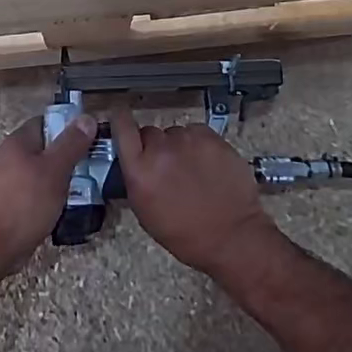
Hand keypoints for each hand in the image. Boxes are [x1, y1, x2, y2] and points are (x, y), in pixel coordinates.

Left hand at [0, 114, 95, 276]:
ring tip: (84, 187)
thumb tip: (87, 118)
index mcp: (19, 141)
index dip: (70, 126)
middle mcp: (11, 156)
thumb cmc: (25, 203)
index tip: (90, 139)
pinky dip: (52, 195)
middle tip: (92, 165)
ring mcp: (8, 181)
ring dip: (63, 178)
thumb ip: (72, 143)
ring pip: (44, 171)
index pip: (47, 121)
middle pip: (47, 147)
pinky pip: (37, 191)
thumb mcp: (55, 170)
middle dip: (70, 156)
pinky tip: (66, 206)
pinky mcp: (10, 203)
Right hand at [111, 109, 280, 274]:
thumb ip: (137, 178)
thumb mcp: (146, 212)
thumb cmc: (185, 234)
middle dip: (154, 146)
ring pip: (176, 133)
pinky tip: (206, 164)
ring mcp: (189, 140)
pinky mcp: (212, 137)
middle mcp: (161, 149)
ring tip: (191, 169)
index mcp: (140, 171)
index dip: (121, 119)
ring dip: (179, 146)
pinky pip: (197, 132)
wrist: (231, 235)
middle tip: (167, 166)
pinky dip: (199, 144)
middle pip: (150, 132)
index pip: (122, 127)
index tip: (121, 116)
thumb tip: (135, 161)